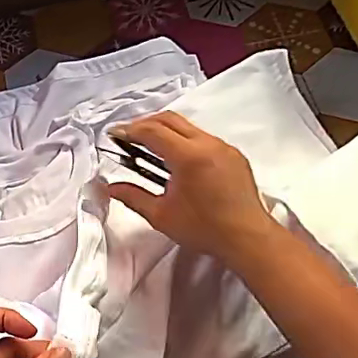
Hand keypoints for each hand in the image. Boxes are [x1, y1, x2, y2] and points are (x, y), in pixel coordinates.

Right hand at [107, 111, 277, 260]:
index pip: (153, 131)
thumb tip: (111, 188)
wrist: (247, 238)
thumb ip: (132, 196)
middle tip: (128, 135)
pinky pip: (203, 138)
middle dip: (145, 123)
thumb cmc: (206, 229)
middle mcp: (208, 145)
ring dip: (164, 131)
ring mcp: (224, 148)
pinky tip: (174, 159)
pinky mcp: (233, 155)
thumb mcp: (160, 215)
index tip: (115, 134)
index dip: (130, 130)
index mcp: (189, 157)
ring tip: (148, 147)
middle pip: (170, 119)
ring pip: (188, 127)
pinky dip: (183, 140)